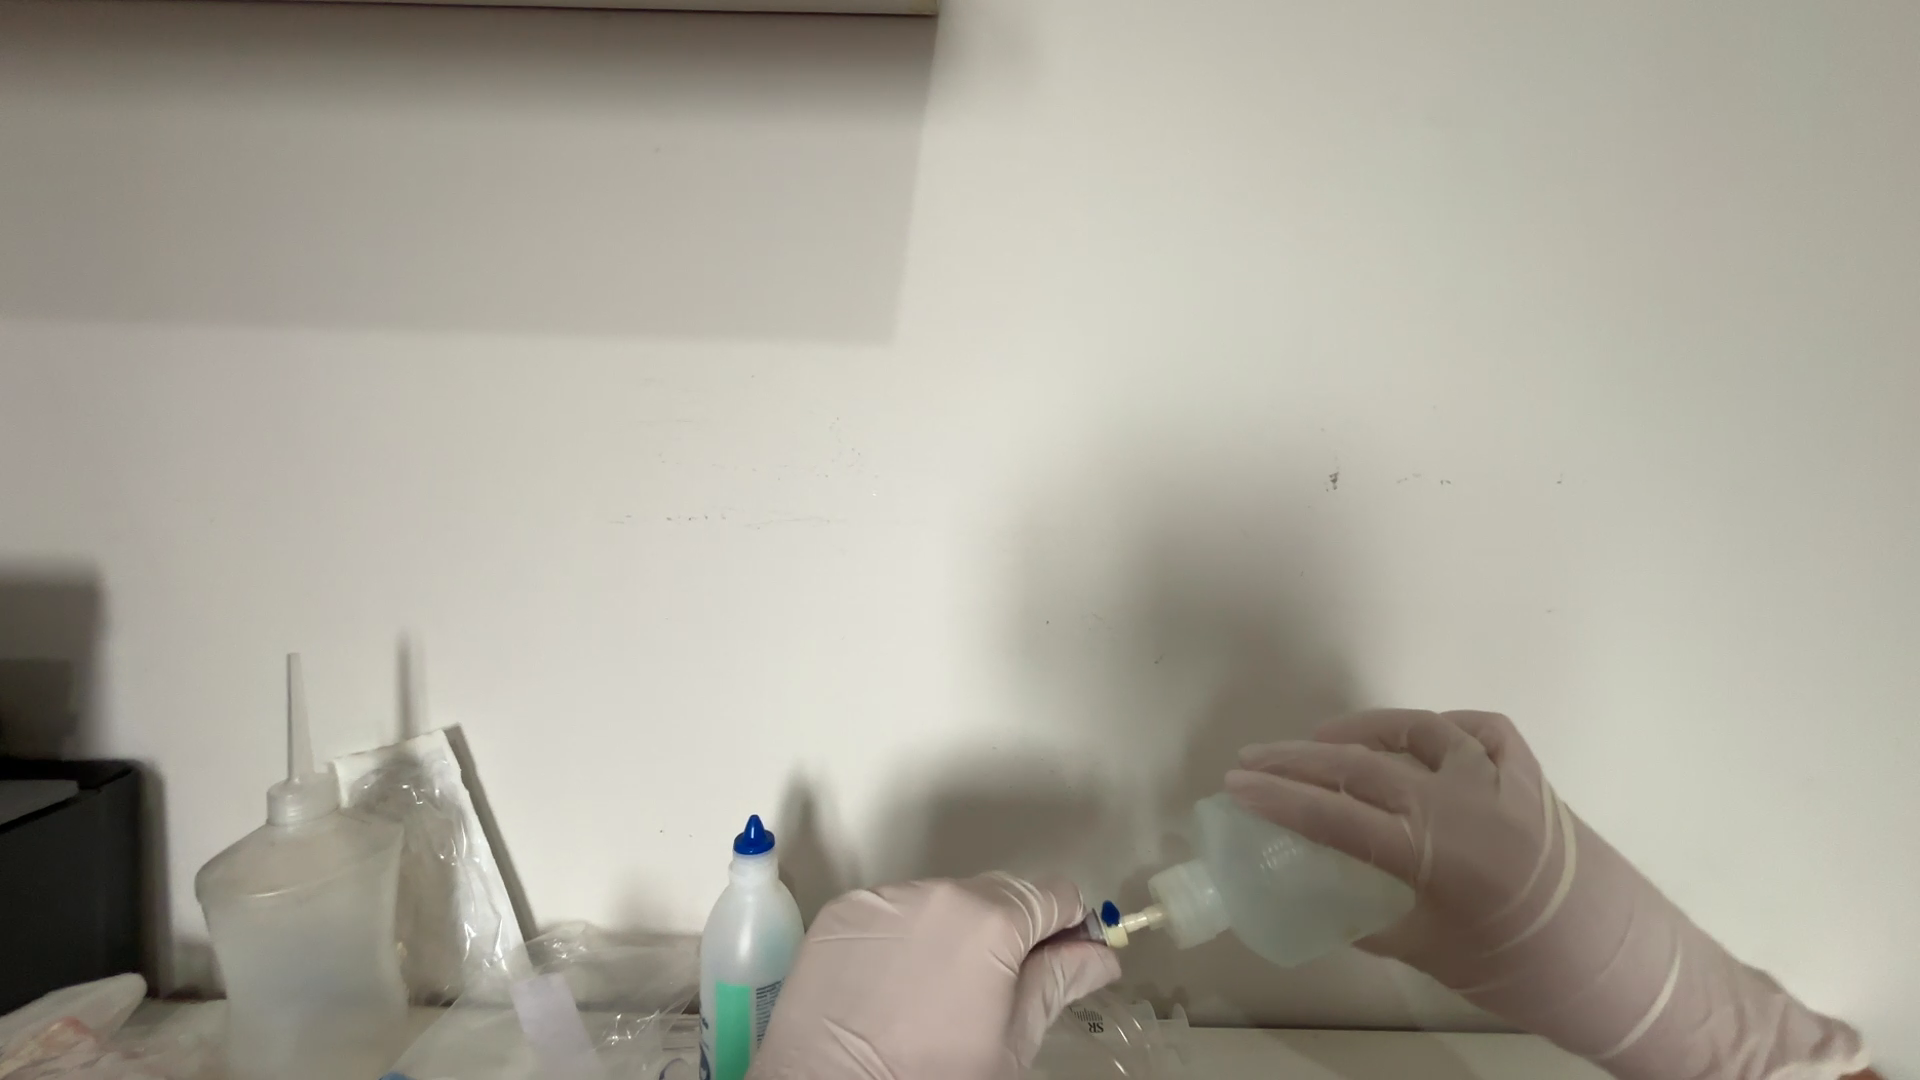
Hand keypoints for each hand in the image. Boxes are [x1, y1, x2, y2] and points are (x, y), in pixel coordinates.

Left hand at [748, 873, 1119, 1079]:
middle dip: (1008, 929)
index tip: (1060, 956)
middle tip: (994, 988)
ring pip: (941, 900)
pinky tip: (891, 983)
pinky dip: (901, 935)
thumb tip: (1100, 954)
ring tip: (933, 991)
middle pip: (996, 893)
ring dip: (951, 931)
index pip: (1054, 893)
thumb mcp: (1011, 1045)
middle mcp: (940, 890)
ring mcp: (887, 895)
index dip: (1065, 925)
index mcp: (993, 919)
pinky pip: (891, 909)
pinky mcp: (845, 909)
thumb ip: (1058, 983)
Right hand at [1228, 709, 1866, 1079]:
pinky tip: (1418, 740)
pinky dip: (1444, 727)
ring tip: (1324, 740)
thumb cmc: (1538, 983)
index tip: (1235, 785)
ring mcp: (1506, 787)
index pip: (1336, 818)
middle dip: (1295, 759)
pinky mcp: (1535, 783)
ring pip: (1419, 732)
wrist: (1656, 990)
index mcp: (1444, 860)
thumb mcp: (1440, 958)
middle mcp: (1470, 809)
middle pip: (1362, 767)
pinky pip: (1483, 733)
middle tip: (1252, 759)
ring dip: (1362, 730)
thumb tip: (1320, 903)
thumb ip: (1372, 923)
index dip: (1278, 799)